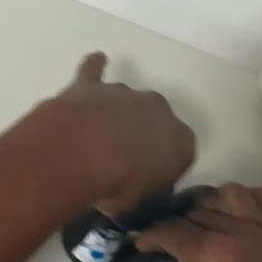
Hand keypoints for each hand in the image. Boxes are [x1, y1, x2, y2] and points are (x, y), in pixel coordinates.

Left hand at [26, 52, 194, 217]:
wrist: (79, 153)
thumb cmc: (115, 184)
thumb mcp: (137, 200)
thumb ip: (142, 185)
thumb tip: (130, 183)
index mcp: (180, 140)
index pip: (182, 151)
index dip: (165, 165)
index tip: (149, 178)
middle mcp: (157, 109)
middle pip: (155, 120)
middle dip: (142, 134)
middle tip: (123, 157)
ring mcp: (124, 93)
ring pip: (126, 101)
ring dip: (116, 114)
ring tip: (97, 136)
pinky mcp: (92, 85)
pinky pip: (95, 70)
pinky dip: (95, 66)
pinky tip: (97, 60)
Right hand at [133, 185, 261, 261]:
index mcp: (210, 255)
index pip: (170, 231)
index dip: (149, 237)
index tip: (138, 247)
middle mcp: (239, 234)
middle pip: (200, 210)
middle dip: (178, 221)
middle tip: (166, 243)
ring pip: (236, 195)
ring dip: (216, 202)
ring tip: (204, 223)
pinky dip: (258, 200)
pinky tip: (248, 214)